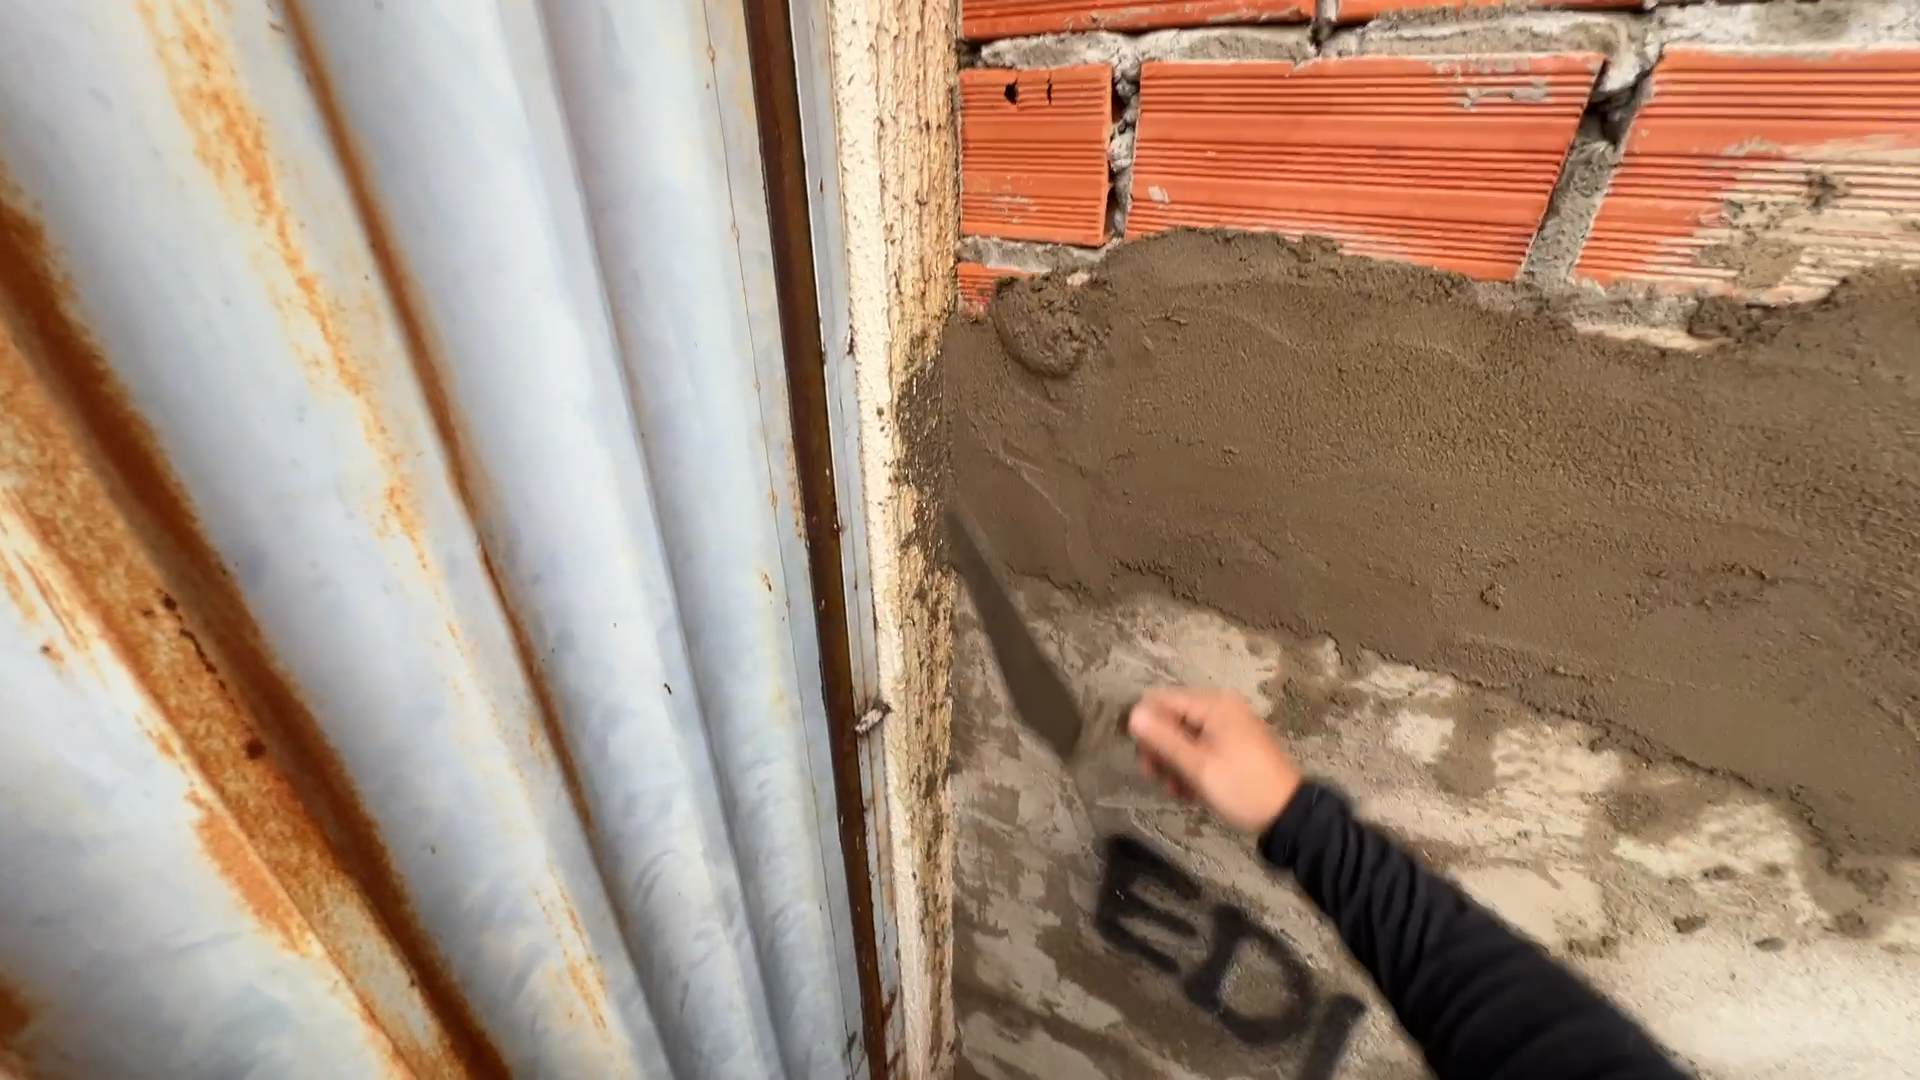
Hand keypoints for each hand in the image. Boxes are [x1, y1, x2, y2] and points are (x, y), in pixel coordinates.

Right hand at [1128, 687, 1302, 834]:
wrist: (1289, 815)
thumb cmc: (1241, 787)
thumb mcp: (1197, 766)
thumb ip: (1162, 738)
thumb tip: (1133, 714)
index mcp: (1212, 705)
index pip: (1161, 700)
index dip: (1145, 727)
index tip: (1143, 758)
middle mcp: (1219, 708)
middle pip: (1171, 718)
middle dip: (1160, 748)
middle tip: (1156, 777)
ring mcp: (1228, 726)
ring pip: (1183, 736)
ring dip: (1174, 762)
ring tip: (1177, 790)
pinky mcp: (1233, 744)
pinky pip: (1200, 746)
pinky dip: (1191, 765)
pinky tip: (1191, 790)